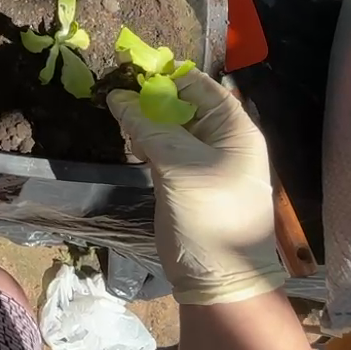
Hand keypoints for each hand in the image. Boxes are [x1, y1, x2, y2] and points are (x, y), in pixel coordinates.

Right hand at [107, 73, 284, 305]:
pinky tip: (129, 138)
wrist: (217, 278)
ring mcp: (202, 161)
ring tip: (119, 115)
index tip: (129, 71)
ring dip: (145, 117)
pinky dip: (145, 138)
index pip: (200, 87)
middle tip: (116, 93)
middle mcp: (222, 140)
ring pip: (170, 124)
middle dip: (151, 96)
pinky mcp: (184, 178)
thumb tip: (117, 95)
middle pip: (183, 103)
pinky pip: (164, 145)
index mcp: (235, 131)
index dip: (167, 76)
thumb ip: (148, 127)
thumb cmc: (210, 217)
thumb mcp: (179, 166)